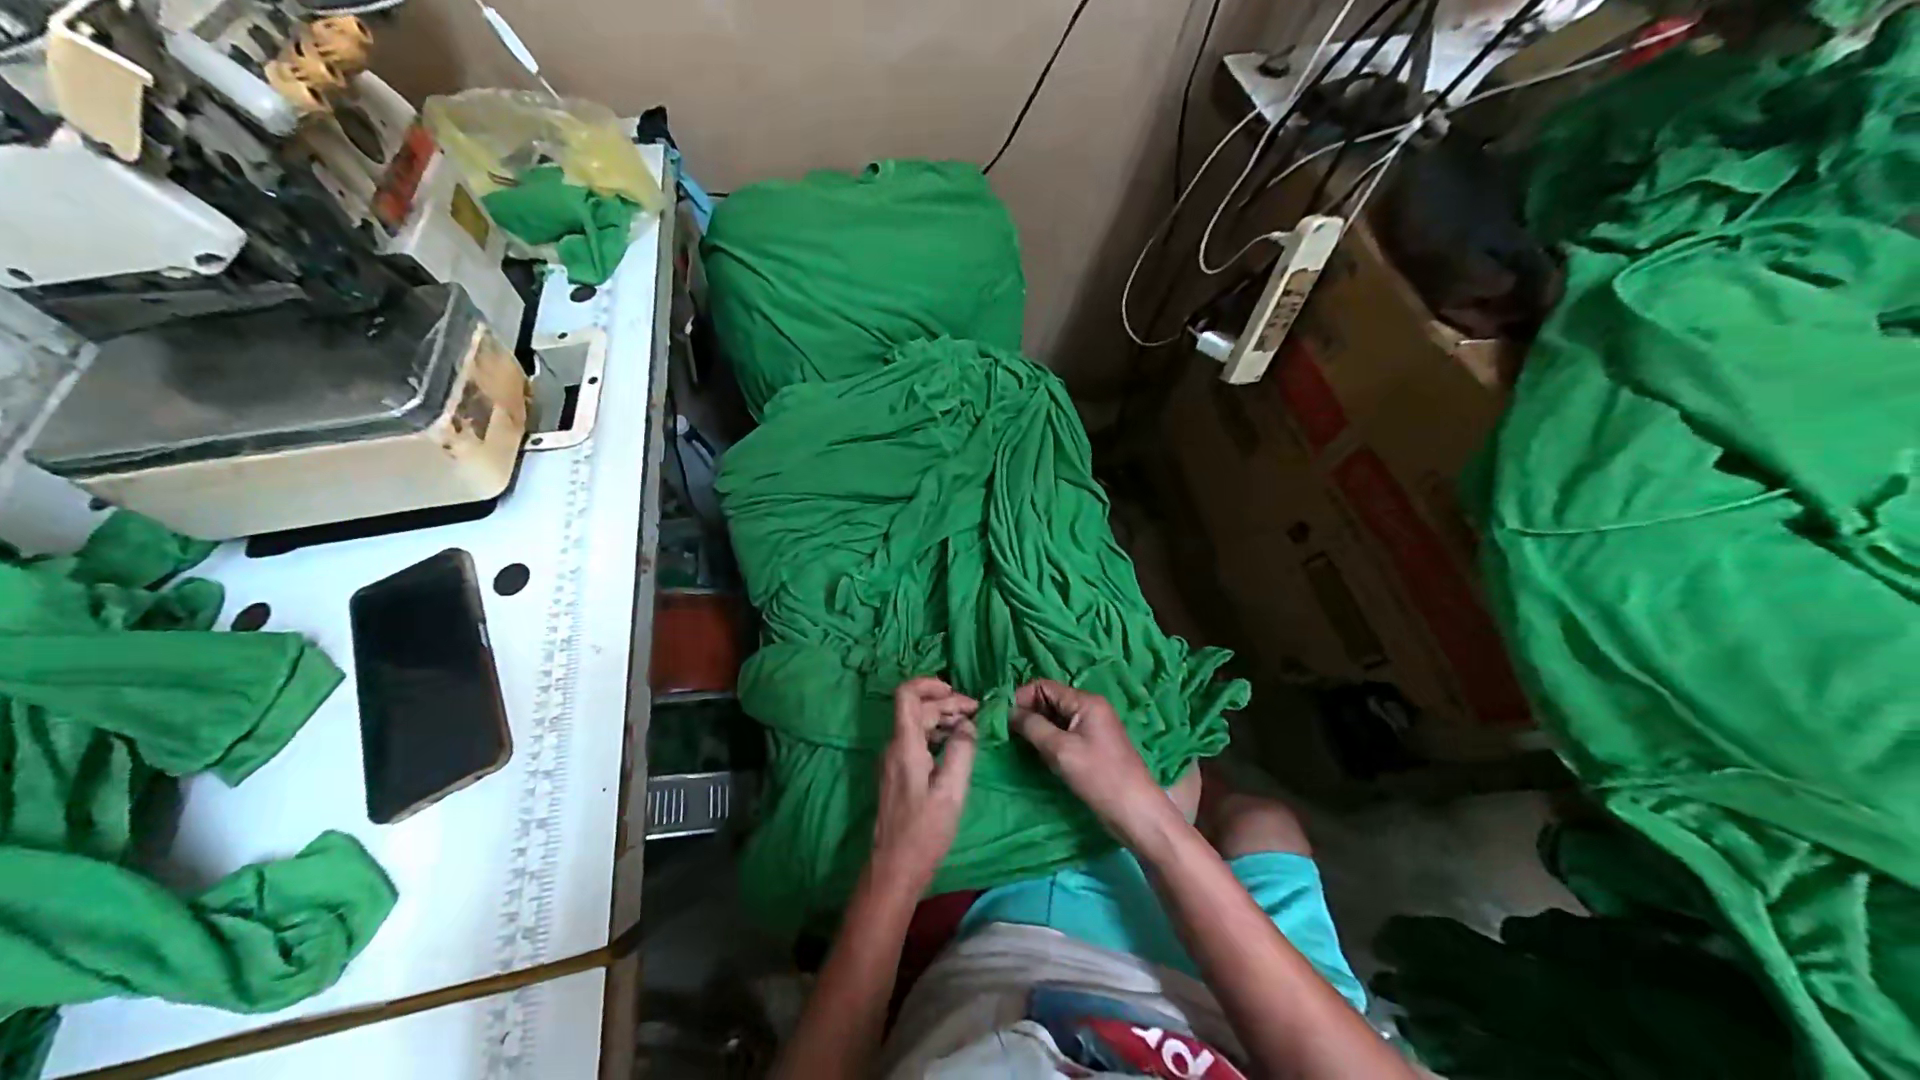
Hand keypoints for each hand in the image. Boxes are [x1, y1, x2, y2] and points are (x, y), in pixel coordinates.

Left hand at [870, 677, 978, 892]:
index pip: (906, 695)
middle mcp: (894, 747)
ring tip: (971, 729)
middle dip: (947, 705)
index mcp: (904, 745)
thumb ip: (962, 751)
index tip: (957, 691)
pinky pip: (916, 742)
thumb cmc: (924, 832)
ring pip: (917, 725)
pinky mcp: (898, 775)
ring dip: (943, 720)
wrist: (894, 869)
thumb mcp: (951, 791)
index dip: (929, 684)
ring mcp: (893, 762)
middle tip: (977, 714)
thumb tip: (968, 725)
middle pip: (916, 709)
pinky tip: (956, 748)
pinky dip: (937, 736)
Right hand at [1012, 679, 1183, 850]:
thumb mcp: (1061, 750)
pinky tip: (1039, 756)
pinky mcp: (1092, 746)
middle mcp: (1089, 708)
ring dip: (1037, 729)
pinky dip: (1049, 741)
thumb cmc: (1099, 777)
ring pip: (1054, 718)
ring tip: (1021, 747)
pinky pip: (1063, 734)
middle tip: (1008, 736)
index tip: (1003, 720)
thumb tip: (1008, 712)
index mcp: (1086, 701)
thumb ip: (1032, 726)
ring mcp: (1092, 727)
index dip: (1021, 699)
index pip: (1043, 686)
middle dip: (1027, 714)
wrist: (1136, 812)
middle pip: (1049, 700)